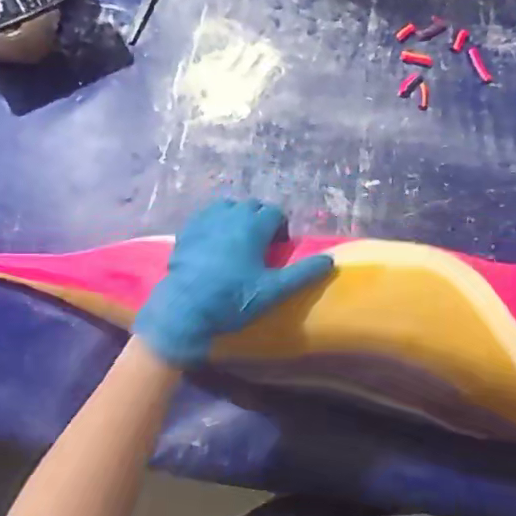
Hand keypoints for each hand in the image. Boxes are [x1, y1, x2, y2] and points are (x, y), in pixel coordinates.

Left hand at [133, 199, 334, 366]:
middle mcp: (230, 215)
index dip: (280, 228)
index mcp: (253, 226)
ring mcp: (205, 220)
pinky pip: (205, 216)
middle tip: (260, 246)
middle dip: (259, 220)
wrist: (185, 308)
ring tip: (236, 241)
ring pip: (227, 207)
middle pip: (251, 206)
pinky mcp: (186, 230)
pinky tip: (212, 244)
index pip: (274, 213)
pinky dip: (214, 223)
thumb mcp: (273, 291)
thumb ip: (302, 274)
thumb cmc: (233, 299)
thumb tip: (330, 261)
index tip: (278, 248)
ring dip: (236, 218)